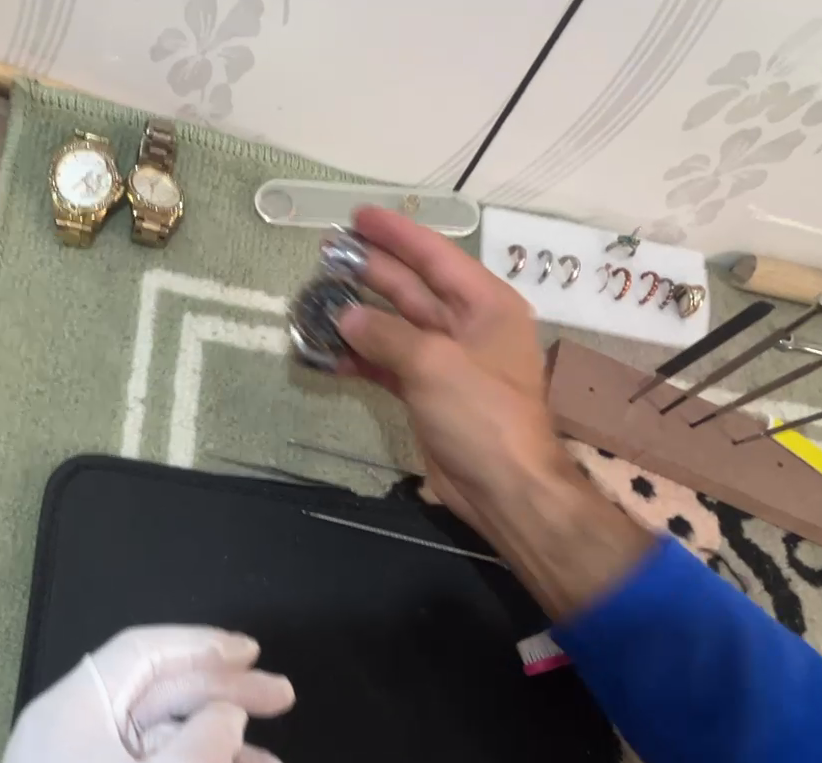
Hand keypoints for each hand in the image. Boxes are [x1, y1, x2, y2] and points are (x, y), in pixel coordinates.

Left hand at [0, 626, 294, 762]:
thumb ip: (205, 745)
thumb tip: (228, 711)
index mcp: (77, 707)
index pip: (144, 651)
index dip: (202, 643)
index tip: (253, 652)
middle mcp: (74, 726)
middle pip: (160, 694)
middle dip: (225, 702)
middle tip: (286, 701)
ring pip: (160, 741)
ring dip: (219, 758)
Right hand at [335, 206, 653, 616]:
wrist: (502, 485)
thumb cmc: (481, 415)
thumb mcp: (435, 364)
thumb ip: (386, 335)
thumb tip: (345, 317)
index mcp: (485, 306)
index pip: (435, 257)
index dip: (397, 234)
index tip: (359, 216)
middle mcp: (466, 327)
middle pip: (412, 288)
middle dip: (372, 270)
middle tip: (328, 254)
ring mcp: (444, 363)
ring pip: (394, 328)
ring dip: (359, 315)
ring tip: (318, 298)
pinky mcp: (425, 395)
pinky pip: (387, 366)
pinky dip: (360, 360)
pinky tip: (329, 353)